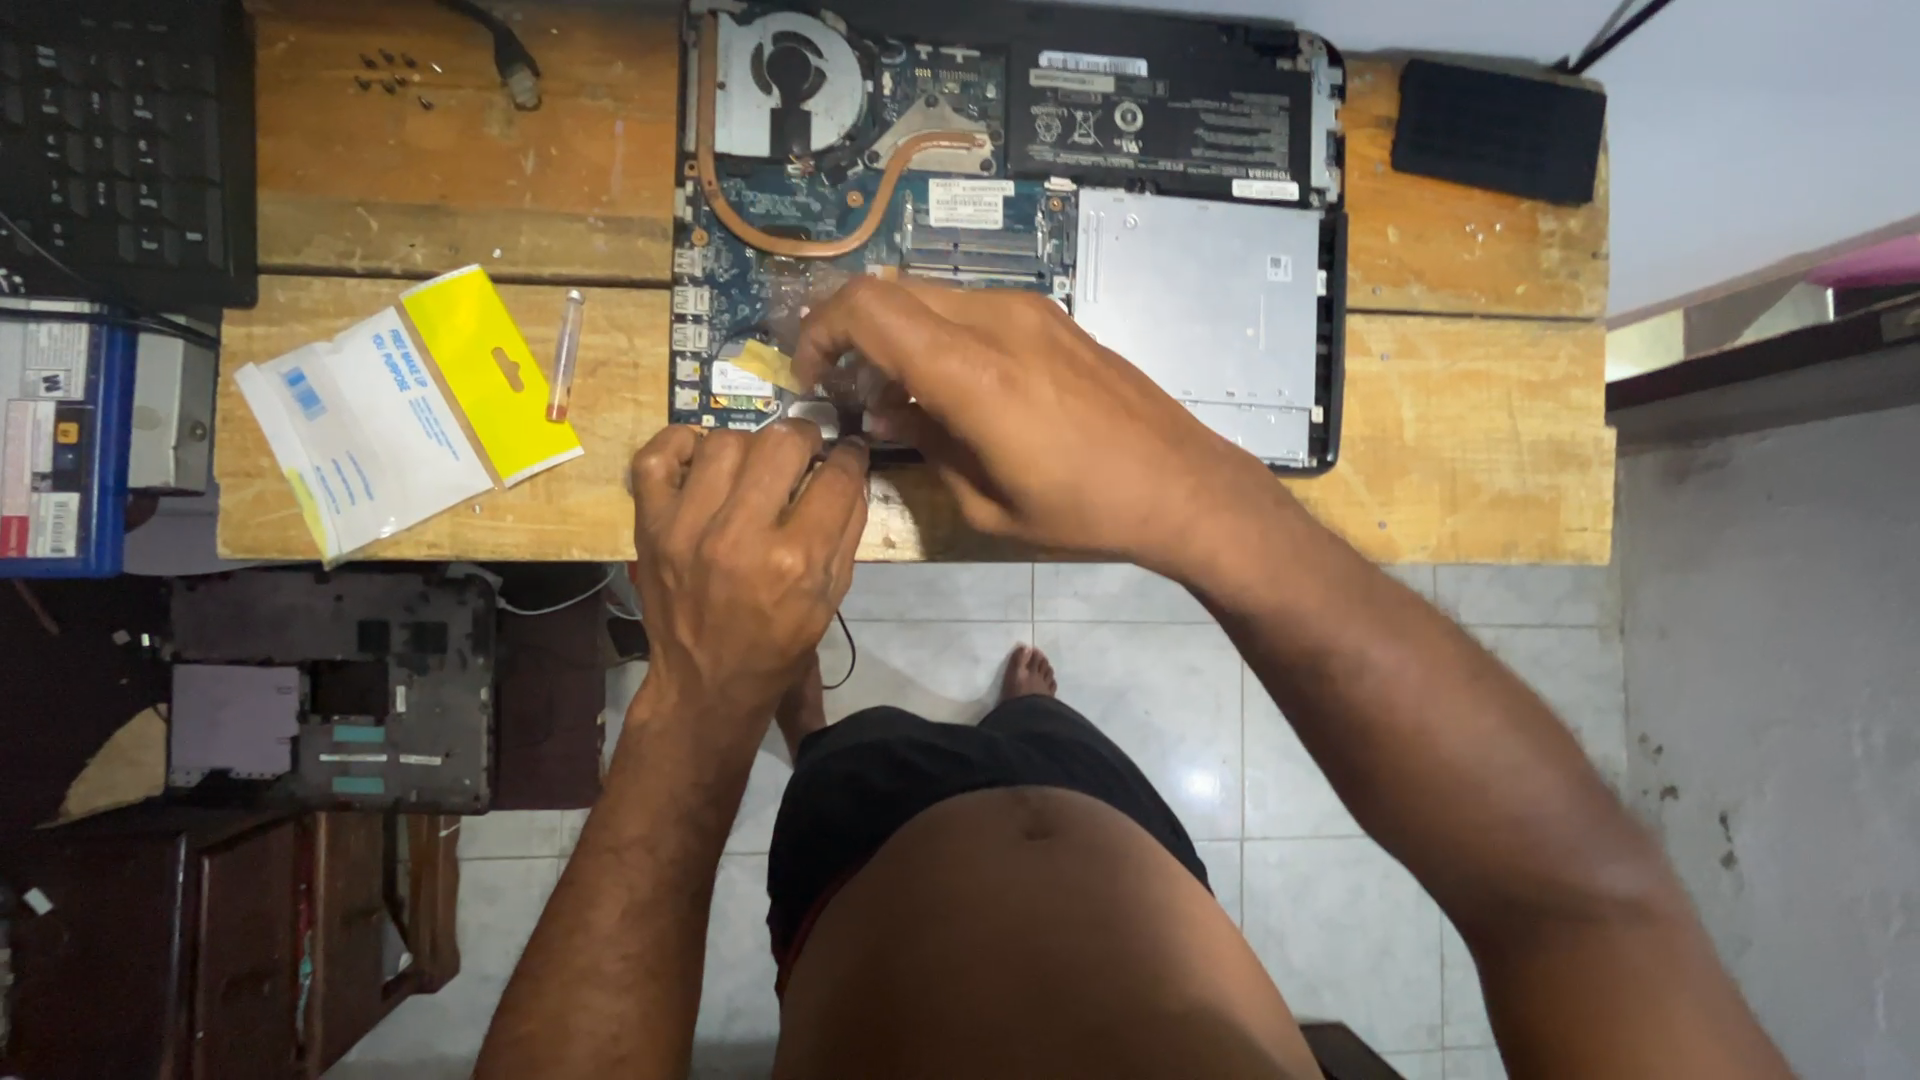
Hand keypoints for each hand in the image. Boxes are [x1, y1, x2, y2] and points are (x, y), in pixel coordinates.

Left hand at [627, 421, 868, 753]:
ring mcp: (687, 527)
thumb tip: (848, 470)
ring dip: (752, 446)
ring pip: (726, 441)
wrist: (707, 682)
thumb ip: (846, 529)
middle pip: (782, 443)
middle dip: (806, 439)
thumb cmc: (780, 644)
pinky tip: (703, 455)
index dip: (850, 457)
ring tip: (756, 465)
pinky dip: (681, 443)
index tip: (849, 454)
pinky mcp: (649, 525)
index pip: (835, 476)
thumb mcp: (832, 596)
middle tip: (805, 453)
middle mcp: (741, 535)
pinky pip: (656, 456)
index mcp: (796, 560)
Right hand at [792, 278, 1282, 574]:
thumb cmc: (1084, 512)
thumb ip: (926, 445)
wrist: (1182, 485)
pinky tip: (952, 383)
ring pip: (931, 294)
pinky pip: (972, 306)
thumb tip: (882, 411)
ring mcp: (1031, 310)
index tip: (813, 374)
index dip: (821, 331)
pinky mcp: (1053, 316)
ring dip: (897, 330)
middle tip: (847, 385)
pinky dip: (939, 331)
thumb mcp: (987, 505)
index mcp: (974, 373)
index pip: (867, 309)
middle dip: (851, 329)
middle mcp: (998, 321)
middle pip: (891, 289)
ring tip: (900, 393)